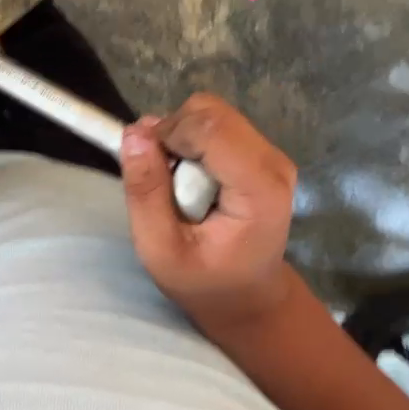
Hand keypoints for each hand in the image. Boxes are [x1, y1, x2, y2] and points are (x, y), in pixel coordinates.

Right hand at [120, 94, 296, 331]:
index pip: (210, 128)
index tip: (149, 168)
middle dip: (173, 133)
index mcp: (258, 190)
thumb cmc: (204, 282)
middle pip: (210, 113)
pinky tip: (188, 175)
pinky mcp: (261, 152)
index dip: (169, 136)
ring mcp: (271, 155)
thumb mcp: (160, 251)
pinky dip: (191, 139)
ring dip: (180, 135)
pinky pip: (216, 123)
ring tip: (174, 179)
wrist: (248, 297)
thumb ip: (146, 193)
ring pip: (210, 112)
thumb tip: (135, 132)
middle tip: (160, 176)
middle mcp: (273, 163)